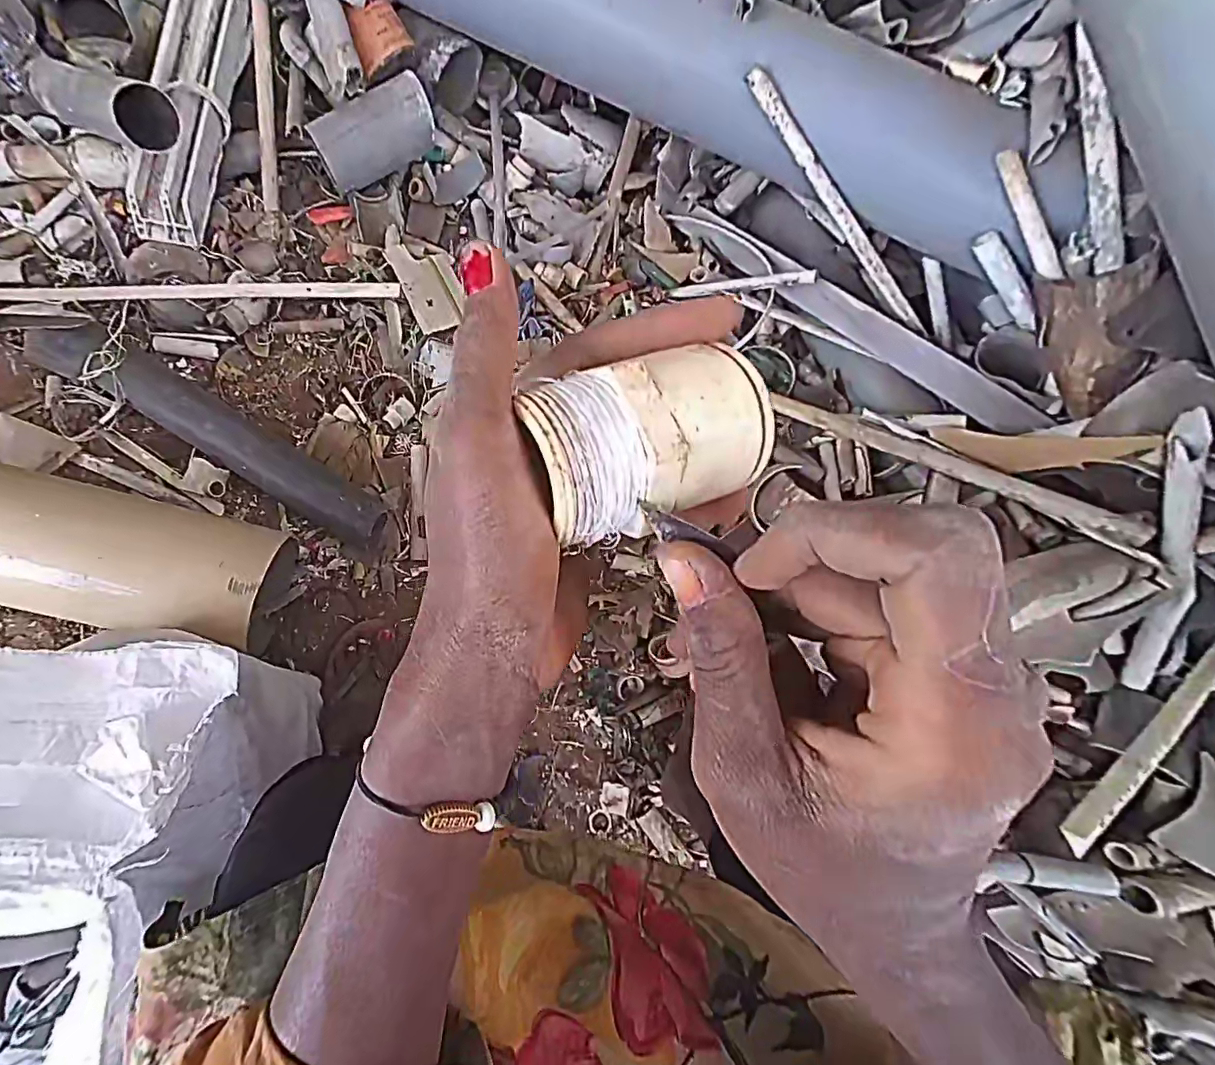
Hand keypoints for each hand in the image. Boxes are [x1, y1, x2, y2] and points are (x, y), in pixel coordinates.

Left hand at [416, 245, 746, 693]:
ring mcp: (566, 486)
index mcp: (507, 418)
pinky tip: (713, 491)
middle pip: (622, 394)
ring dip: (688, 435)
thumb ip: (485, 356)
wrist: (496, 643)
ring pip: (638, 443)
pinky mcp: (587, 526)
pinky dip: (680, 488)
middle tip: (735, 368)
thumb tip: (483, 272)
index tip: (705, 320)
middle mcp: (536, 447)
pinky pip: (643, 492)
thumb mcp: (476, 442)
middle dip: (680, 377)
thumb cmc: (478, 555)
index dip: (649, 330)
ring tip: (737, 430)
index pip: (589, 353)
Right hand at [656, 502, 1050, 943]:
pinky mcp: (947, 663)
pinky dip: (802, 606)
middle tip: (726, 602)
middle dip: (797, 560)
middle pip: (905, 549)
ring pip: (876, 567)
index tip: (749, 570)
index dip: (828, 536)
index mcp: (957, 722)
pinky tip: (763, 650)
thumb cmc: (820, 869)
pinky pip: (871, 595)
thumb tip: (686, 565)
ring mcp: (975, 670)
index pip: (934, 558)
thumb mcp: (743, 767)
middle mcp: (992, 684)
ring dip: (786, 588)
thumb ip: (720, 657)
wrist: (884, 919)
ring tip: (725, 641)